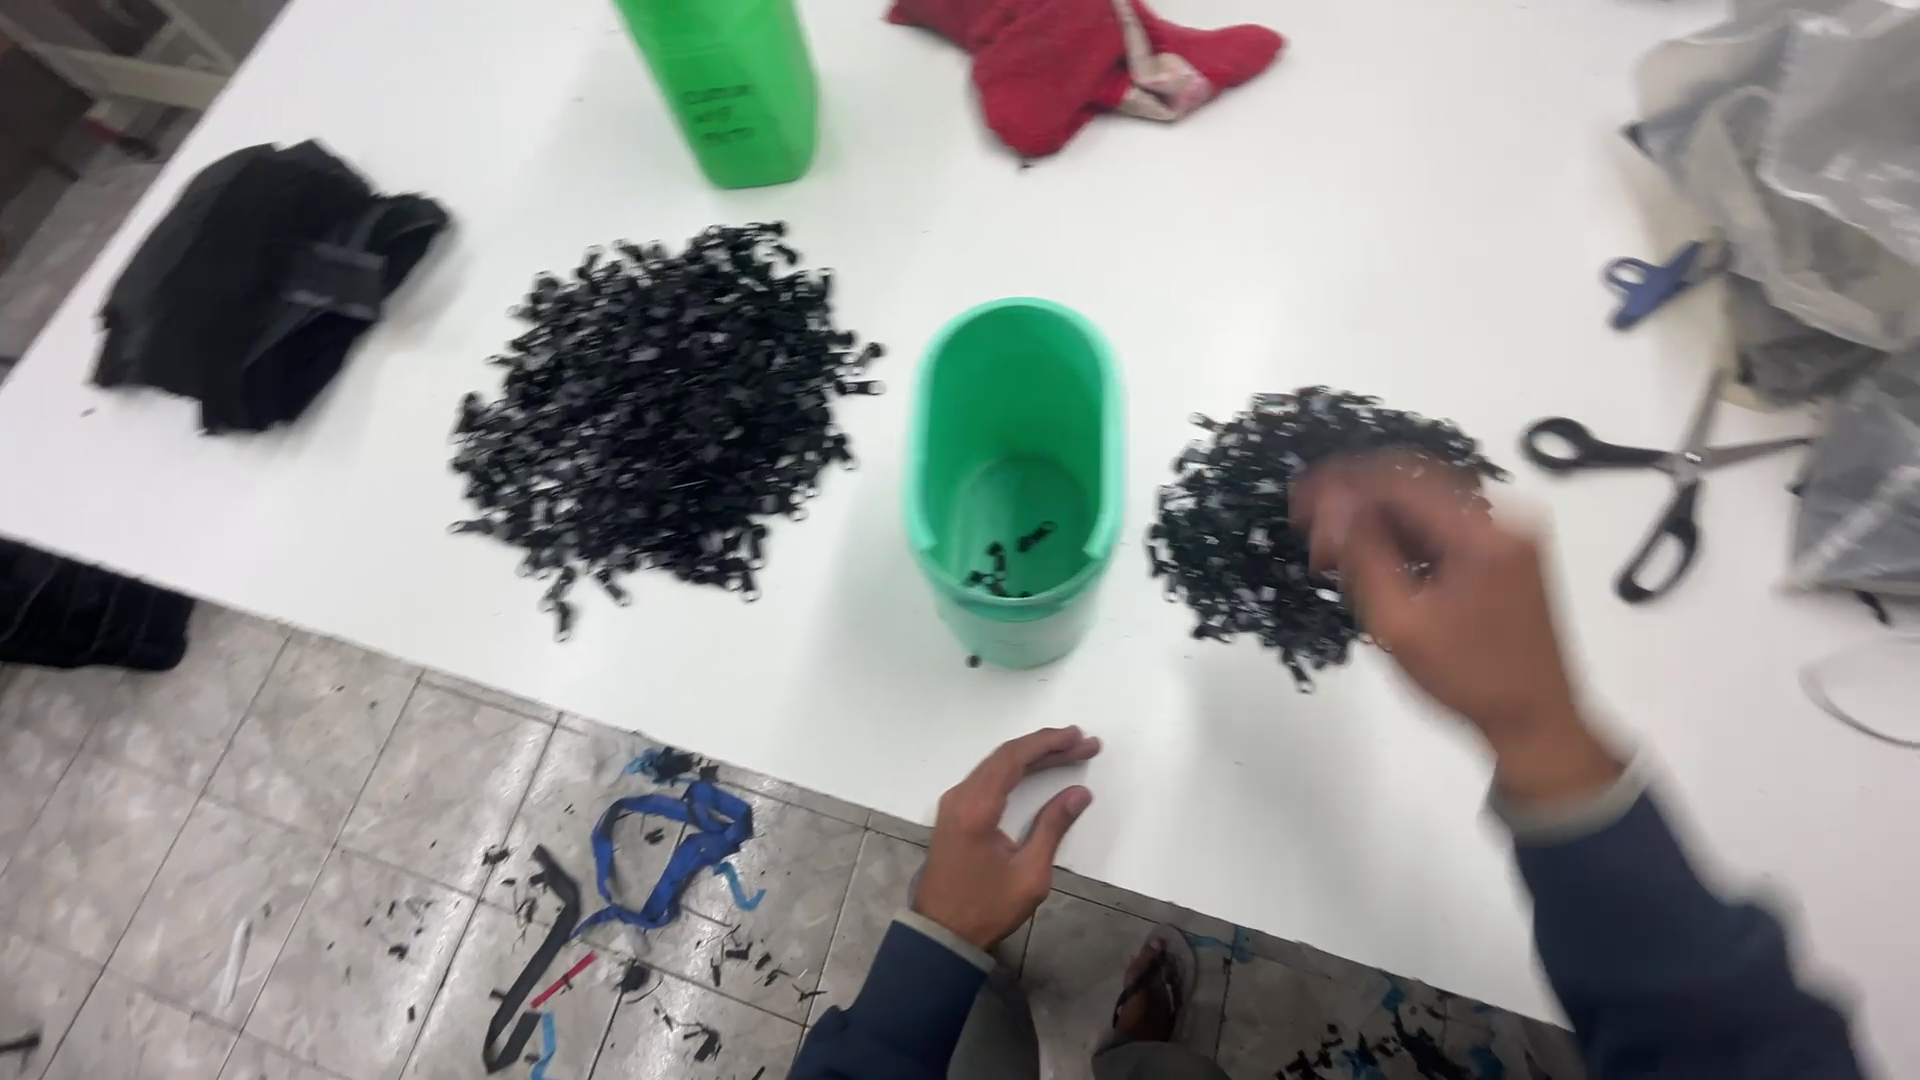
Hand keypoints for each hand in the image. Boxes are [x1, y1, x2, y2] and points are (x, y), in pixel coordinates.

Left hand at [913, 727, 1100, 949]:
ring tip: (1069, 750)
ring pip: (997, 763)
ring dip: (1032, 755)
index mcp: (975, 807)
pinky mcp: (955, 810)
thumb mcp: (1029, 874)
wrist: (941, 933)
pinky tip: (1039, 768)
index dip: (1048, 743)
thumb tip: (1079, 792)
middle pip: (1006, 755)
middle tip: (1083, 743)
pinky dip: (1016, 768)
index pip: (1013, 758)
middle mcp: (960, 795)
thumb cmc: (986, 908)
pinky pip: (988, 776)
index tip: (1079, 738)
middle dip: (1047, 746)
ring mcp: (954, 801)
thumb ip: (1053, 827)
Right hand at [1293, 454, 1620, 803]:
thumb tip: (1330, 506)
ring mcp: (1504, 535)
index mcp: (1483, 531)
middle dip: (1351, 500)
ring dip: (1369, 520)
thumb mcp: (1399, 621)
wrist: (1537, 722)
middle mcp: (1500, 519)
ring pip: (1418, 504)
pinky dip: (1394, 537)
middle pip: (1409, 484)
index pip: (1397, 479)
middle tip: (1309, 529)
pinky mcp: (1499, 553)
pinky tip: (1365, 562)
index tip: (1299, 501)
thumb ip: (1361, 555)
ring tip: (1330, 554)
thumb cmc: (1468, 678)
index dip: (1340, 483)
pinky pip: (1434, 526)